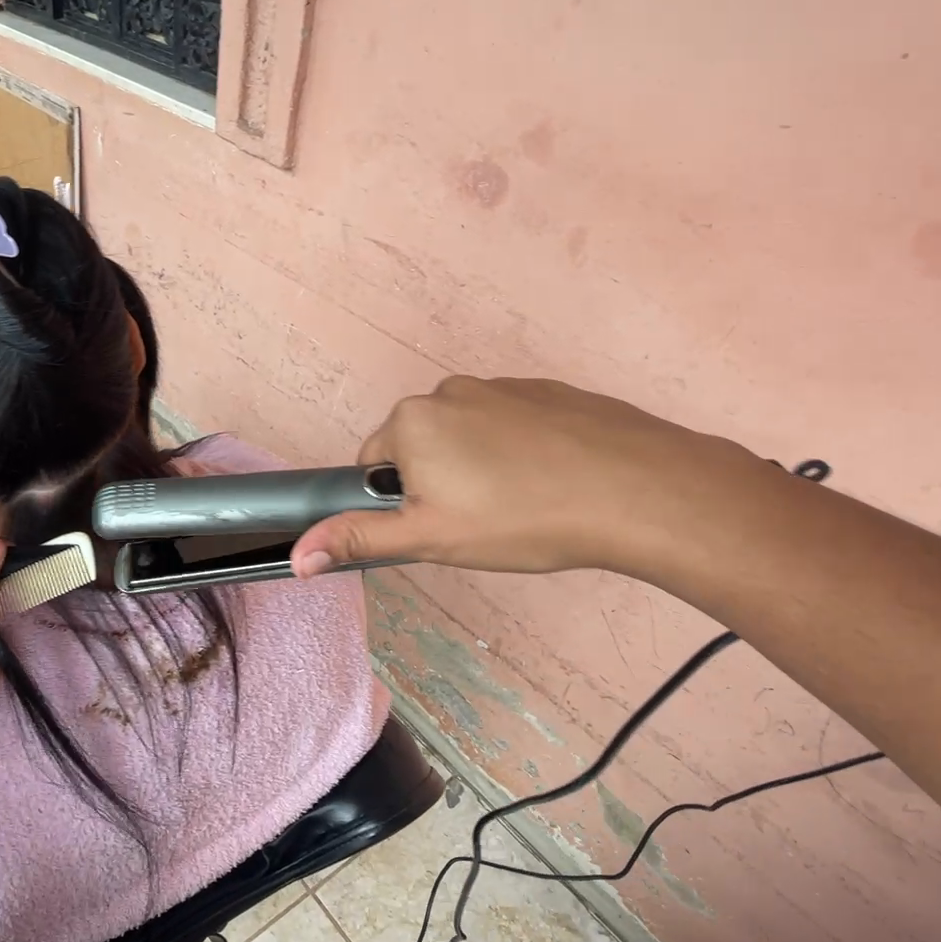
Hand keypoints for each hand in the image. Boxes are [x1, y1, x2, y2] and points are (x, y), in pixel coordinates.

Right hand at [291, 376, 778, 576]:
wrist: (643, 491)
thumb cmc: (520, 518)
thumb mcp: (429, 538)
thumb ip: (358, 539)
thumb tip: (298, 556)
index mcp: (411, 419)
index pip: (373, 462)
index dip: (399, 501)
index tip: (439, 524)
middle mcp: (448, 390)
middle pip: (420, 445)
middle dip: (436, 481)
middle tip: (478, 520)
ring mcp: (503, 385)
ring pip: (466, 436)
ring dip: (477, 466)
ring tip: (521, 504)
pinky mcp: (549, 390)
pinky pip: (511, 424)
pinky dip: (519, 451)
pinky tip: (552, 481)